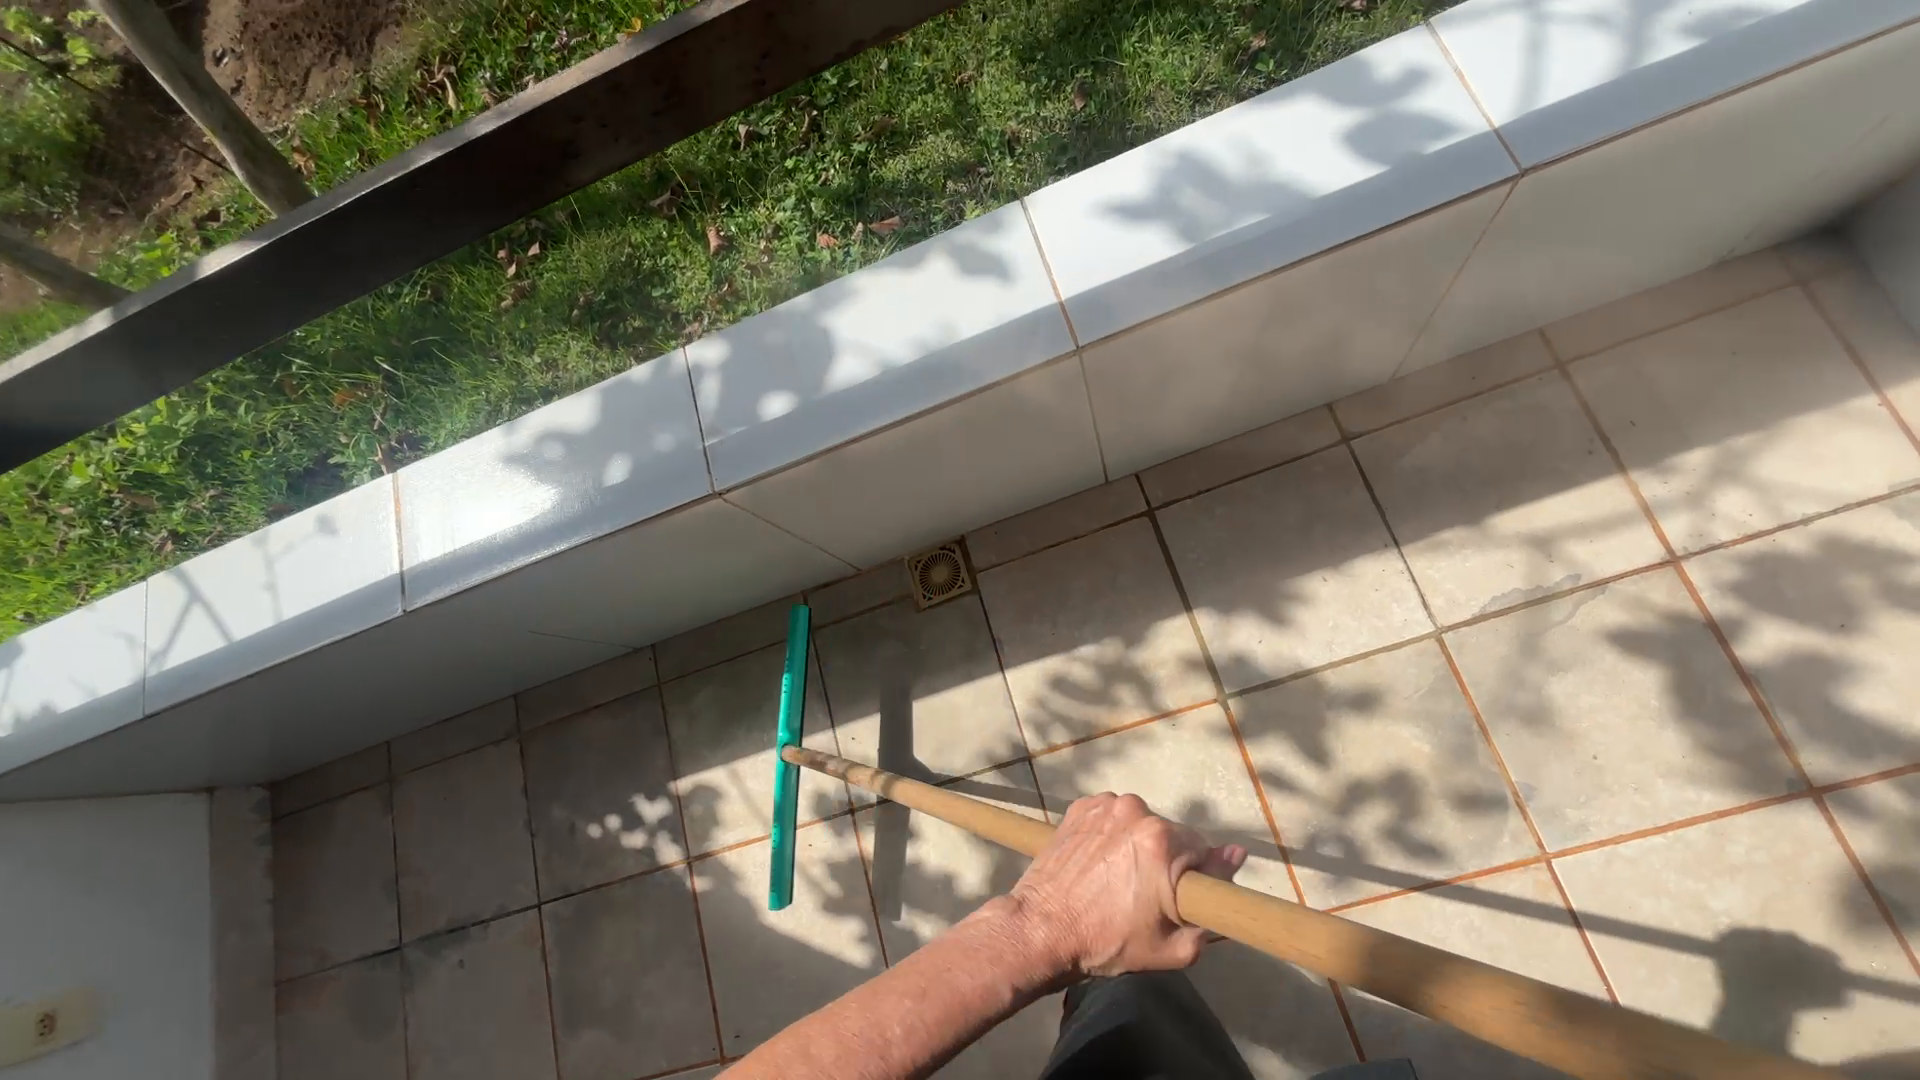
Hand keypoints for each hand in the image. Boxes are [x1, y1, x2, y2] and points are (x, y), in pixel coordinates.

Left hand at [1004, 792, 1246, 979]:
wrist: (1041, 928)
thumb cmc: (1108, 942)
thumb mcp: (1174, 946)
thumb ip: (1215, 909)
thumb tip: (1236, 857)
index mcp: (1163, 841)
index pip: (1204, 851)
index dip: (1200, 876)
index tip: (1184, 895)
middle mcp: (1136, 810)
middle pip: (1170, 835)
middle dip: (1167, 861)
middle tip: (1145, 894)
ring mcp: (1104, 804)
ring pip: (1140, 824)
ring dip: (1138, 844)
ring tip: (1117, 879)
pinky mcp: (1080, 806)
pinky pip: (1112, 817)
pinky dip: (1111, 834)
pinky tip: (1099, 862)